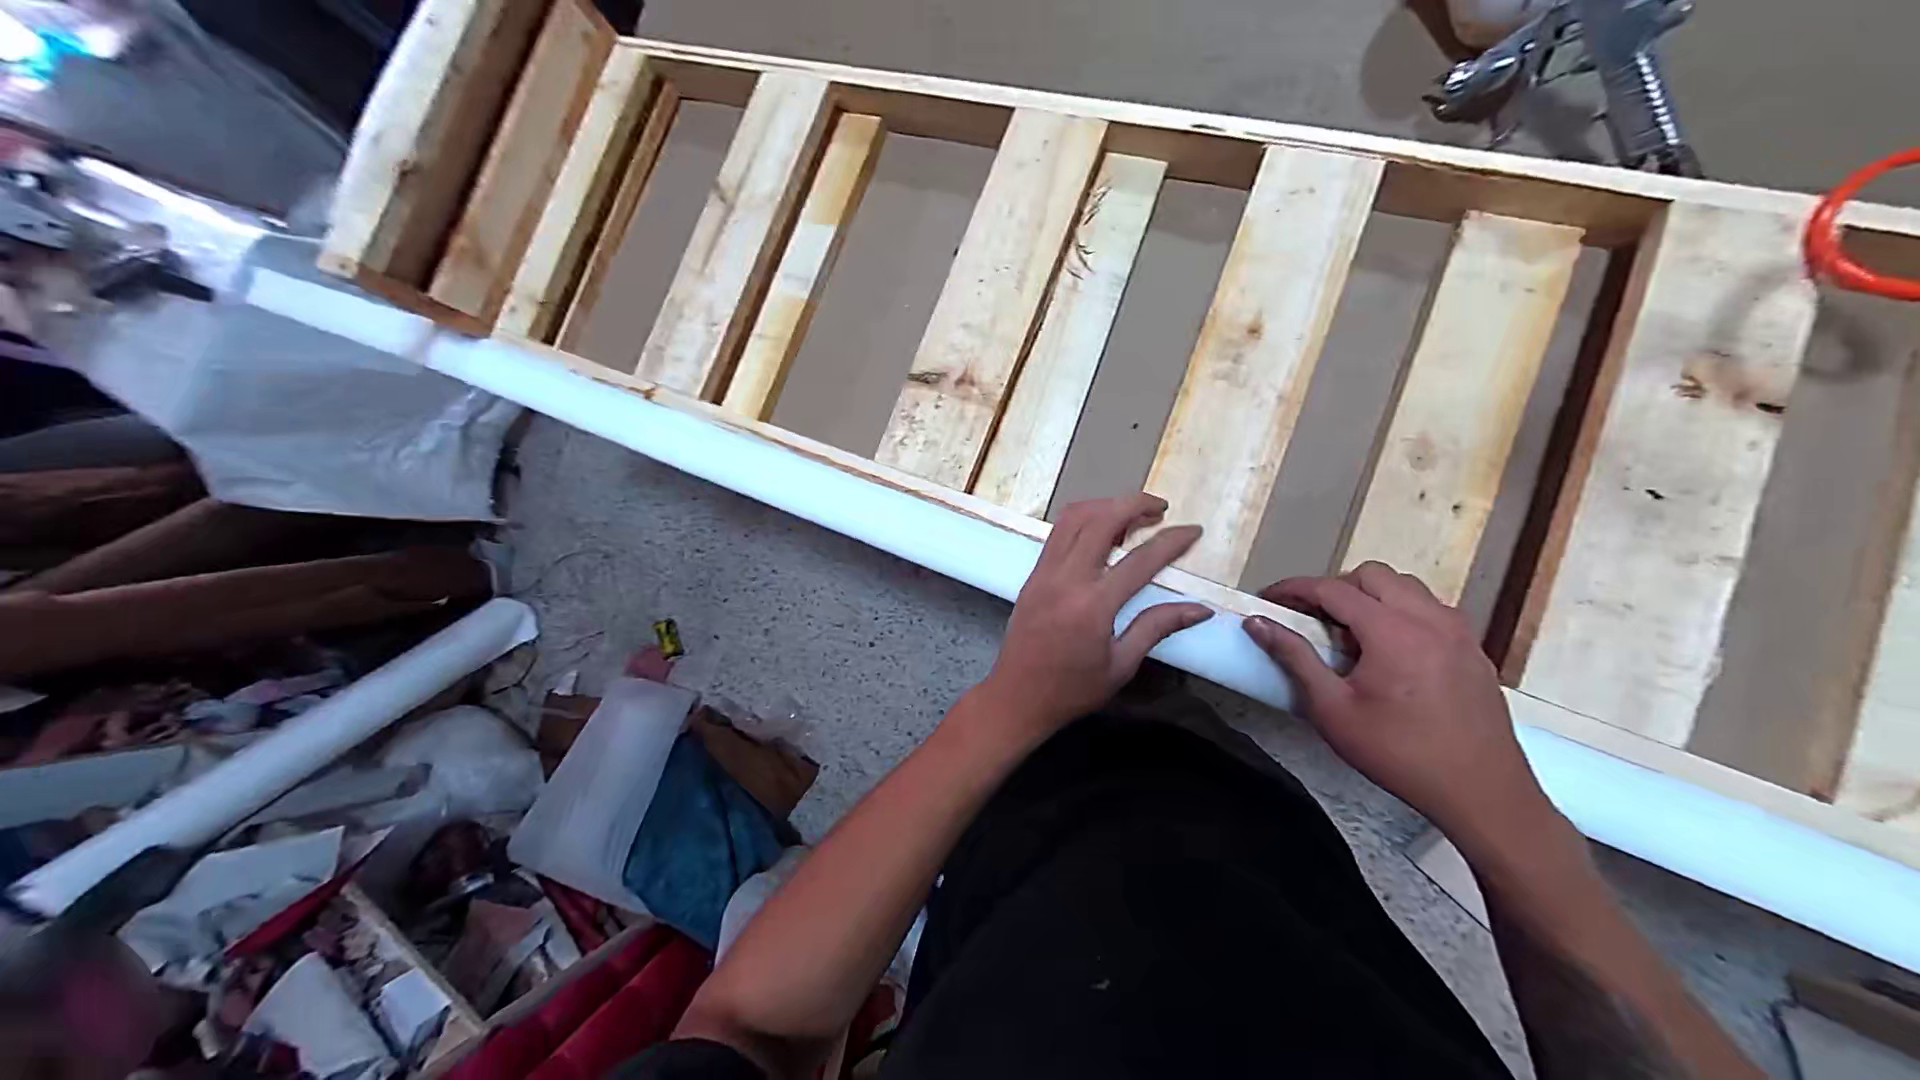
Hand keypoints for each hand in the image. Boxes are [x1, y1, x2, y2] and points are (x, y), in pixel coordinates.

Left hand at [971, 494, 1212, 745]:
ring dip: (1105, 506)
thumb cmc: (1071, 689)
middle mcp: (1066, 580)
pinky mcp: (1032, 574)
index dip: (1172, 541)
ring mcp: (1044, 573)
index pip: (1140, 560)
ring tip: (1132, 514)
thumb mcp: (1121, 665)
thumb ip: (1157, 627)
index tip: (1193, 531)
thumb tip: (1200, 609)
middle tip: (1160, 508)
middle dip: (1135, 504)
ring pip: (1073, 518)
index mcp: (1092, 606)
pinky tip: (1101, 531)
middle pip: (1101, 520)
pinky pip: (1057, 533)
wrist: (1016, 697)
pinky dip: (1083, 520)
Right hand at [1241, 561, 1549, 847]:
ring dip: (1371, 597)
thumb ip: (1294, 657)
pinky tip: (1389, 652)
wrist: (1482, 794)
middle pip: (1373, 576)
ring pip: (1407, 588)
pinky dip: (1402, 613)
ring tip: (1350, 634)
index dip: (1294, 588)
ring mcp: (1459, 634)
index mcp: (1392, 631)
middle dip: (1335, 588)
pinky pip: (1432, 611)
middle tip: (1311, 617)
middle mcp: (1430, 620)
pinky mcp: (1474, 652)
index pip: (1332, 589)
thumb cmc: (1398, 754)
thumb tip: (1258, 623)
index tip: (1269, 599)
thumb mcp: (1331, 708)